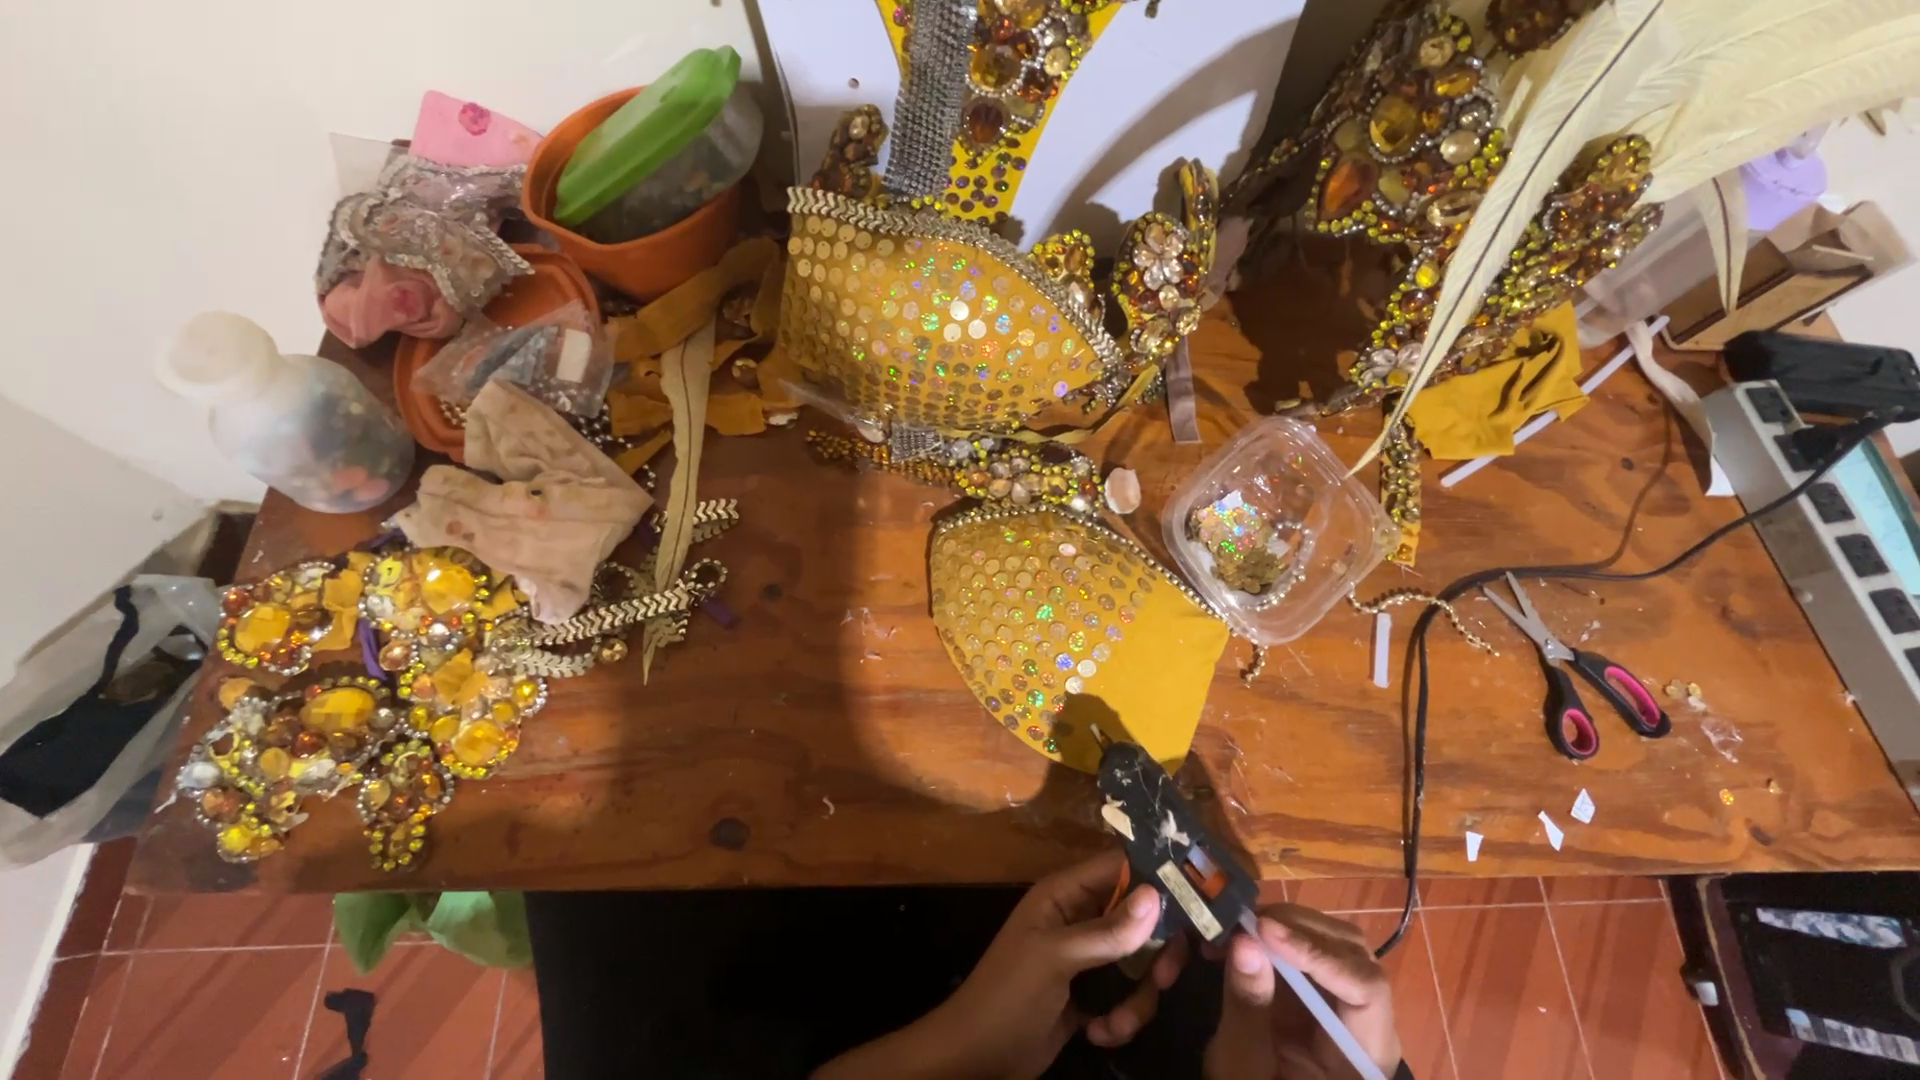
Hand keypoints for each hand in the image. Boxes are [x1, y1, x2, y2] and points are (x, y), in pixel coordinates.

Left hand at [813, 850, 1187, 1079]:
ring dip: (1137, 997)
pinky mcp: (1090, 996)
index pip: (1119, 867)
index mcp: (1064, 895)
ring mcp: (1086, 959)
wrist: (977, 1059)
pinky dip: (1121, 1018)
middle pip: (1139, 919)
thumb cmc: (1009, 996)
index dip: (1157, 877)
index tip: (1198, 898)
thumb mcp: (1057, 960)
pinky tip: (1098, 1033)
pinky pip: (1126, 997)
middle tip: (1165, 977)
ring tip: (1117, 1022)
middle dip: (1155, 952)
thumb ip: (1107, 931)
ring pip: (1138, 964)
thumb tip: (1156, 894)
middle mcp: (1078, 919)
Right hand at [1204, 906, 1400, 1079]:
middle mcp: (1369, 1027)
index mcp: (1364, 1061)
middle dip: (1297, 931)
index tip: (1264, 931)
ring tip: (1237, 929)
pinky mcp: (1322, 995)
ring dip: (1285, 926)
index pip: (1366, 990)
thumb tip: (1243, 940)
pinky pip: (1310, 951)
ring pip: (1335, 944)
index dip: (1317, 953)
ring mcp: (1348, 1007)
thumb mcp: (1243, 1067)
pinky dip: (1276, 935)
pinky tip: (1242, 938)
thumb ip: (1247, 1007)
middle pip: (1354, 957)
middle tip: (1243, 923)